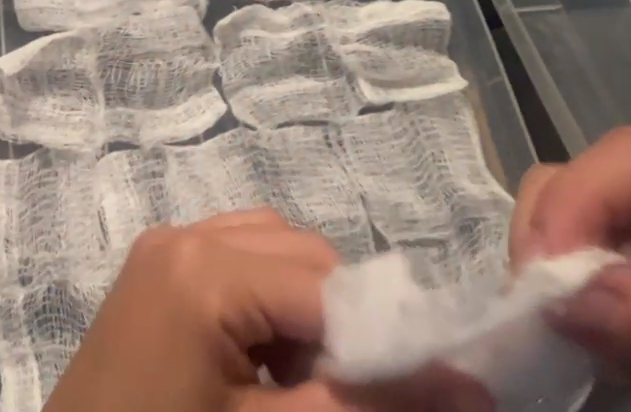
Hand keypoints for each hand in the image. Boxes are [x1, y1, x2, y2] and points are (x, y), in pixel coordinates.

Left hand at [45, 210, 485, 411]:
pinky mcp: (153, 267)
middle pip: (303, 255)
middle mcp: (182, 236)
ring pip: (273, 251)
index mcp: (204, 269)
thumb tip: (476, 388)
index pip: (328, 285)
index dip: (379, 342)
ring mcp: (162, 247)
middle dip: (337, 323)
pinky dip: (263, 301)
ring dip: (304, 310)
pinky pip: (233, 259)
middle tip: (325, 394)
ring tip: (291, 382)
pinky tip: (256, 363)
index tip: (407, 397)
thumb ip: (368, 405)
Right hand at [512, 126, 630, 411]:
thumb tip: (557, 296)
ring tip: (561, 318)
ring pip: (608, 203)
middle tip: (537, 301)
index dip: (581, 199)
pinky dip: (591, 280)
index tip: (535, 270)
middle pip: (621, 172)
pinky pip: (624, 244)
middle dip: (565, 229)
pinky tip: (592, 323)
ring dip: (569, 255)